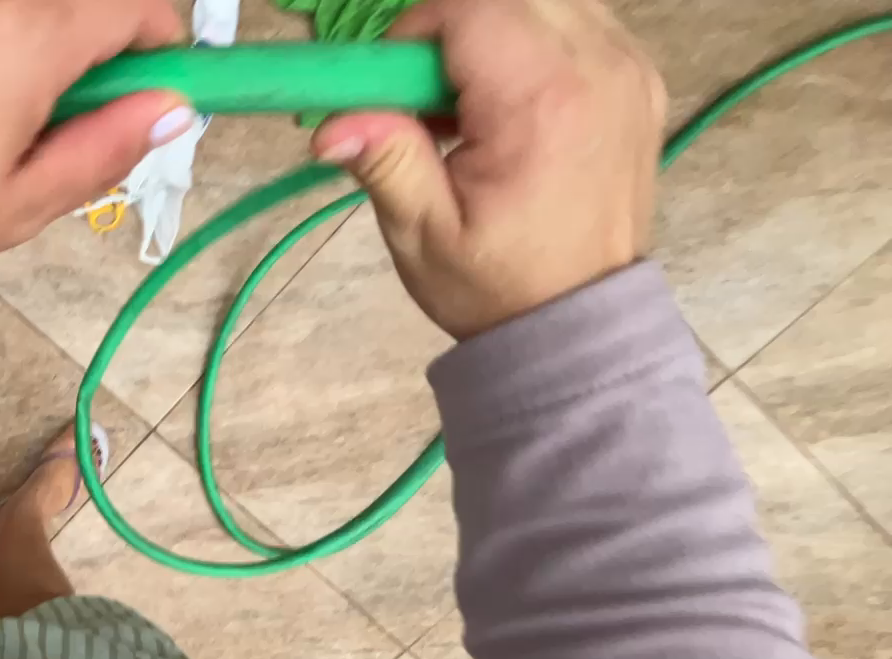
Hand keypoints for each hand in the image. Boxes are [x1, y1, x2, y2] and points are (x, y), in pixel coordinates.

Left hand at [0, 0, 196, 302]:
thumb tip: (171, 111)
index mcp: (23, 37)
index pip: (131, 3)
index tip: (151, 84)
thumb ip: (106, 149)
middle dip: (88, 37)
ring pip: (13, 0)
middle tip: (67, 105)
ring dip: (30, 32)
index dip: (156, 44)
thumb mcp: (22, 206)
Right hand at [312, 0, 665, 338]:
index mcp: (542, 101)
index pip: (473, 9)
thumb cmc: (488, 283)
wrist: (573, 318)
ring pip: (547, 1)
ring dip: (487, 36)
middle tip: (414, 102)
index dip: (413, 33)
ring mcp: (631, 64)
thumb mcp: (420, 233)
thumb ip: (385, 162)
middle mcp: (600, 63)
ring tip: (458, 110)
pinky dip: (526, 47)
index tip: (382, 92)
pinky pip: (576, 24)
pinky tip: (501, 110)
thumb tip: (329, 126)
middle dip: (447, 31)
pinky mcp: (638, 76)